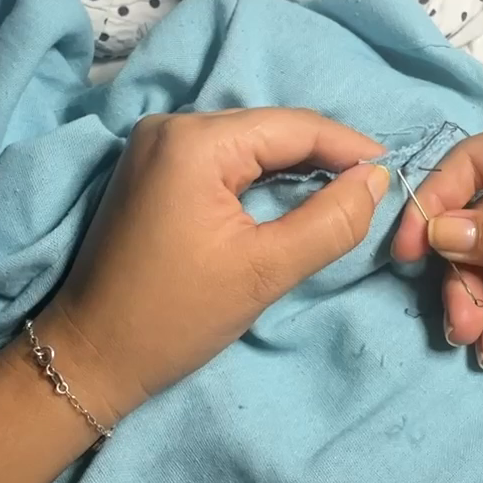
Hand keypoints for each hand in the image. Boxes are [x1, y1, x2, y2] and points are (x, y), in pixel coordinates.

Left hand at [33, 108, 389, 419]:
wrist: (89, 356)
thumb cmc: (175, 317)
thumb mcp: (265, 271)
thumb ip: (331, 222)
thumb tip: (375, 180)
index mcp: (195, 142)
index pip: (292, 127)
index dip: (348, 146)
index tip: (392, 169)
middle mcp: (172, 127)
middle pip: (270, 129)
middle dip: (324, 155)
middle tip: (371, 186)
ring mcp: (157, 145)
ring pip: (249, 142)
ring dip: (295, 165)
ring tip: (342, 190)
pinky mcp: (153, 167)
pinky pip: (224, 158)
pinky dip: (262, 175)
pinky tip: (291, 193)